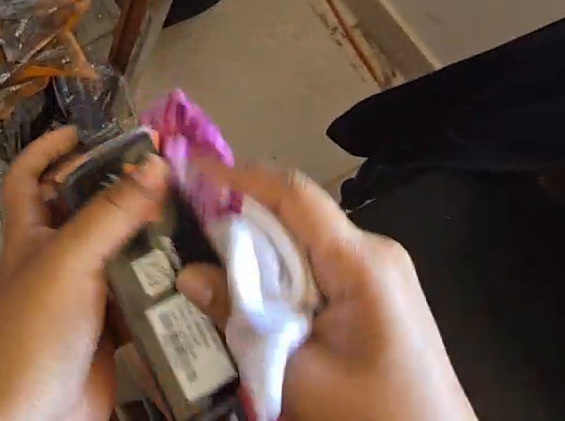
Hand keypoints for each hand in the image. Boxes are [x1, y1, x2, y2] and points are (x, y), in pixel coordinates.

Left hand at [0, 127, 169, 420]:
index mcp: (31, 230)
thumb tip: (155, 161)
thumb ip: (112, 212)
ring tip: (189, 211)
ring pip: (117, 250)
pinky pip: (139, 293)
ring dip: (147, 235)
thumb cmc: (36, 325)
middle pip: (83, 208)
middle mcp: (55, 254)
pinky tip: (193, 267)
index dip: (48, 149)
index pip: (28, 175)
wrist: (32, 417)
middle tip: (162, 171)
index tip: (83, 131)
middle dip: (117, 188)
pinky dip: (161, 282)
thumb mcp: (69, 258)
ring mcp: (83, 293)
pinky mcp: (110, 327)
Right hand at [177, 160, 474, 420]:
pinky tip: (251, 288)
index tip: (190, 169)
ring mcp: (378, 270)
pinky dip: (279, 268)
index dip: (239, 174)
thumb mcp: (300, 378)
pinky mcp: (375, 292)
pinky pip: (315, 261)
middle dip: (239, 214)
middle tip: (186, 221)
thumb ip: (243, 319)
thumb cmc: (374, 417)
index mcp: (362, 261)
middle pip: (294, 213)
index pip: (292, 194)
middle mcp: (373, 250)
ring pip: (301, 237)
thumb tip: (187, 275)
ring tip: (207, 255)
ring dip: (257, 245)